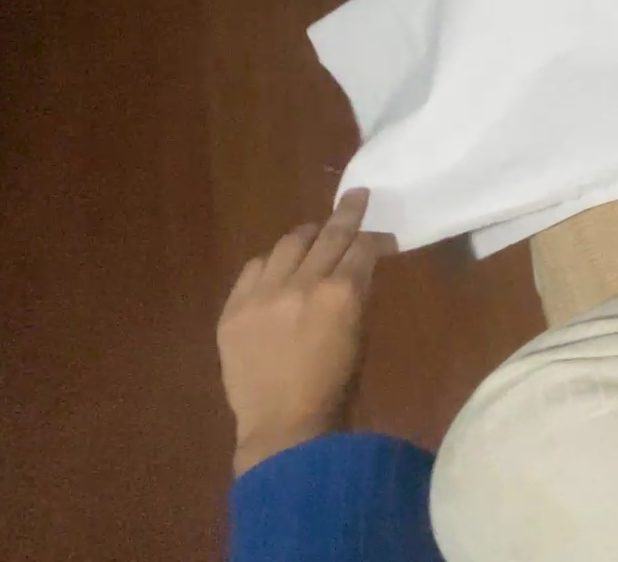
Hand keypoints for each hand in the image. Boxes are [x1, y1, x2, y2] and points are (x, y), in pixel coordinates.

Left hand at [217, 189, 394, 475]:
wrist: (283, 423)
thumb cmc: (338, 378)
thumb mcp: (361, 327)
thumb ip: (359, 289)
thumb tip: (362, 261)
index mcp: (343, 291)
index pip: (363, 244)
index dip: (376, 235)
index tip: (383, 232)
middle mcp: (302, 284)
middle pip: (329, 234)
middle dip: (347, 212)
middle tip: (357, 195)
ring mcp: (262, 296)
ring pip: (288, 244)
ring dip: (307, 235)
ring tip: (316, 233)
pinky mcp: (233, 311)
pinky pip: (254, 268)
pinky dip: (272, 261)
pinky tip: (280, 266)